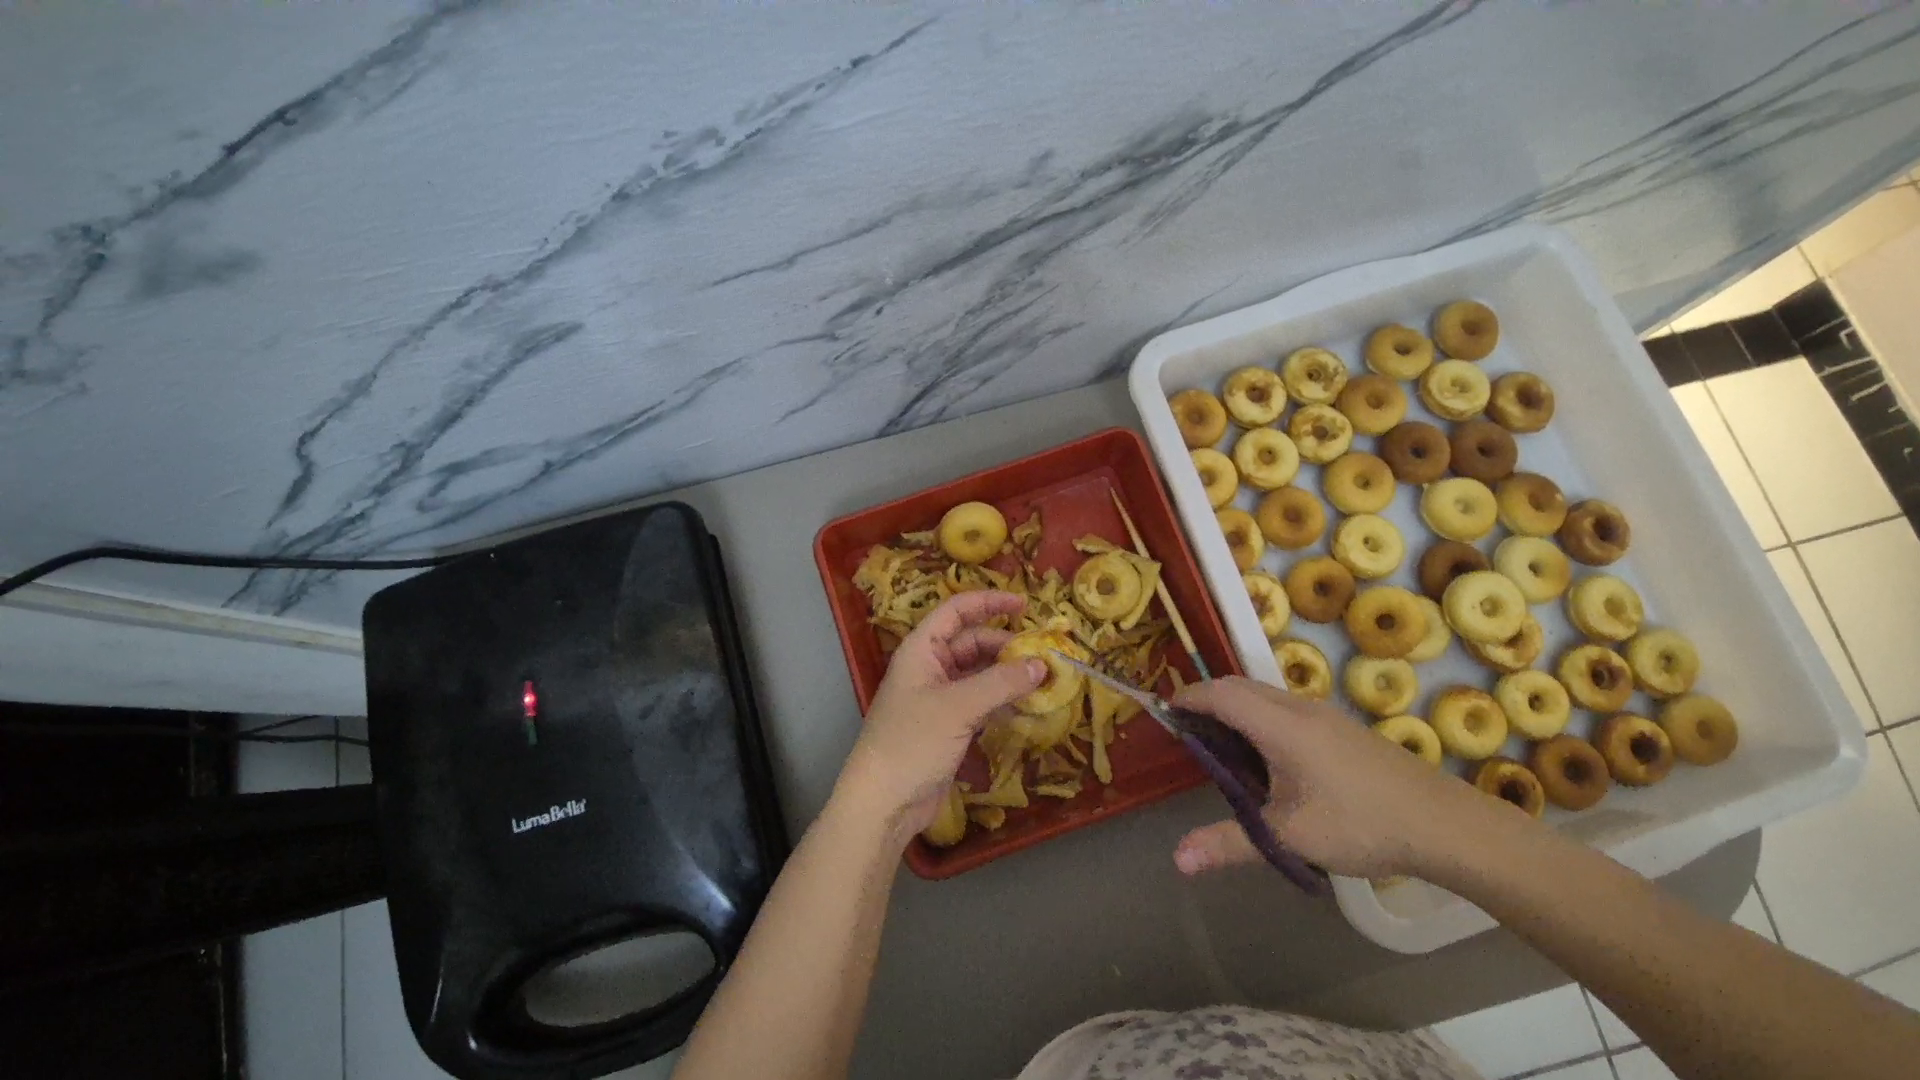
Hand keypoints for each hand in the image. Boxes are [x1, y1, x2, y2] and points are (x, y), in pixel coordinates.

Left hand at [837, 590, 1044, 841]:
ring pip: (981, 674)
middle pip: (974, 643)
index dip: (989, 602)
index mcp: (921, 650)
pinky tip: (1029, 706)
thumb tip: (1042, 665)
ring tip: (1046, 680)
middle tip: (1046, 656)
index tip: (1025, 604)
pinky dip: (1004, 701)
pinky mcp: (949, 726)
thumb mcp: (958, 708)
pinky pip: (982, 702)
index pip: (957, 611)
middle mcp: (930, 667)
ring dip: (1010, 675)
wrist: (883, 803)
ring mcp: (940, 698)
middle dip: (1008, 646)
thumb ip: (1001, 683)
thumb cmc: (912, 743)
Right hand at [1168, 677, 1495, 878]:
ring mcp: (1326, 715)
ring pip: (1266, 695)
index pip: (1222, 694)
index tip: (1164, 714)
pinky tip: (1266, 758)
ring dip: (1235, 708)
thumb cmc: (1362, 824)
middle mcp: (1301, 709)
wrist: (1446, 824)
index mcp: (1282, 726)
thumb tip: (1177, 860)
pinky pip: (1285, 708)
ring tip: (1220, 746)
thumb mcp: (1290, 837)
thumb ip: (1230, 843)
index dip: (1189, 697)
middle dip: (1208, 699)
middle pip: (1242, 686)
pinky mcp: (1342, 728)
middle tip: (1186, 732)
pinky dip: (1259, 717)